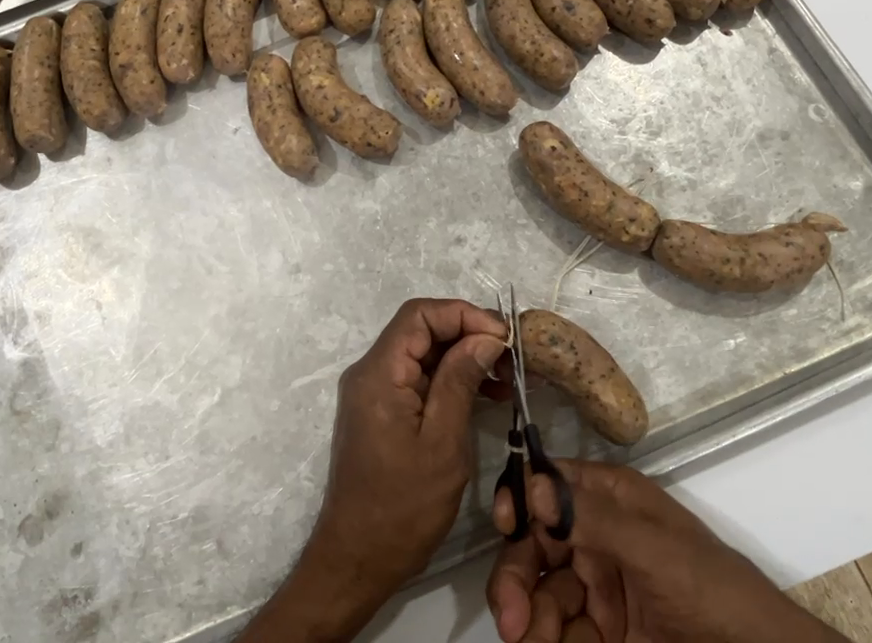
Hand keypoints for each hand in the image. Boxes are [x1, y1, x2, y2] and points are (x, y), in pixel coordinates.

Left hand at [243, 298, 507, 641]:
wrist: (358, 558)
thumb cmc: (403, 507)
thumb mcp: (442, 443)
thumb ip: (460, 382)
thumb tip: (486, 337)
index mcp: (379, 373)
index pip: (420, 315)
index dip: (463, 314)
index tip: (503, 335)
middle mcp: (371, 373)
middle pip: (421, 330)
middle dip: (468, 334)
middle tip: (512, 357)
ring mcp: (375, 392)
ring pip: (423, 354)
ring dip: (464, 358)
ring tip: (508, 377)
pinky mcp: (384, 412)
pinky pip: (419, 379)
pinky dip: (452, 380)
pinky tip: (488, 395)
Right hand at [489, 460, 845, 642]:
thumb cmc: (714, 592)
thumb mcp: (655, 550)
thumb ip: (593, 517)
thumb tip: (532, 482)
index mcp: (612, 500)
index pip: (550, 484)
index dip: (520, 498)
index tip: (504, 524)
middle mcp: (597, 537)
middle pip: (533, 545)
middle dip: (515, 578)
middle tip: (510, 620)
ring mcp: (599, 588)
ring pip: (539, 594)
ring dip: (527, 620)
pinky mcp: (602, 634)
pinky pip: (557, 632)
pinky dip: (543, 641)